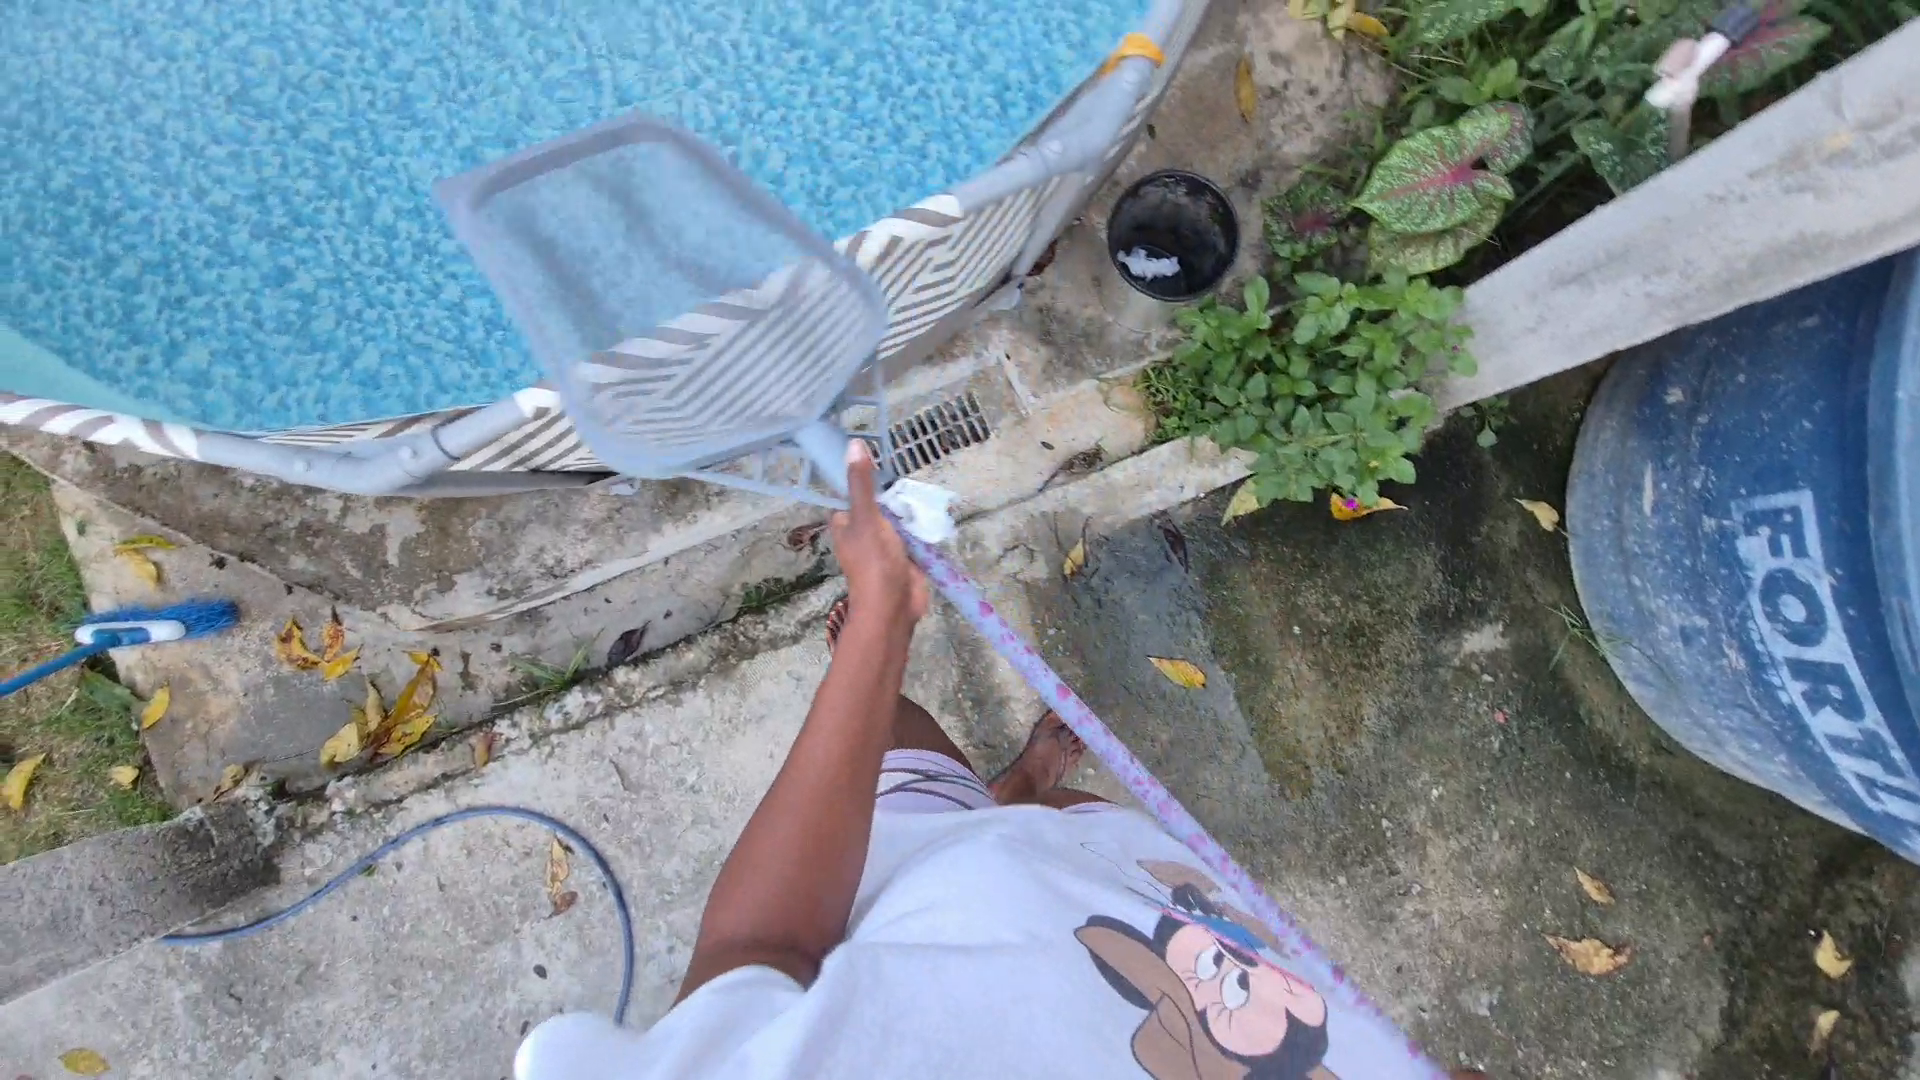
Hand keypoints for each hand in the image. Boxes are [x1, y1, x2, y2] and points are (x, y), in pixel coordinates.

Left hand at [830, 441, 928, 629]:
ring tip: (924, 493)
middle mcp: (863, 533)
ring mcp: (886, 545)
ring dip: (911, 510)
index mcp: (846, 524)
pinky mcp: (907, 555)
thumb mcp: (867, 516)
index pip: (852, 493)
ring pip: (900, 518)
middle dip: (895, 495)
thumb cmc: (873, 561)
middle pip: (881, 503)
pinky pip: (915, 534)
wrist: (894, 605)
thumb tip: (853, 444)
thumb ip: (862, 483)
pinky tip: (933, 513)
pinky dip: (923, 527)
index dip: (864, 479)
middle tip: (908, 479)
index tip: (880, 460)